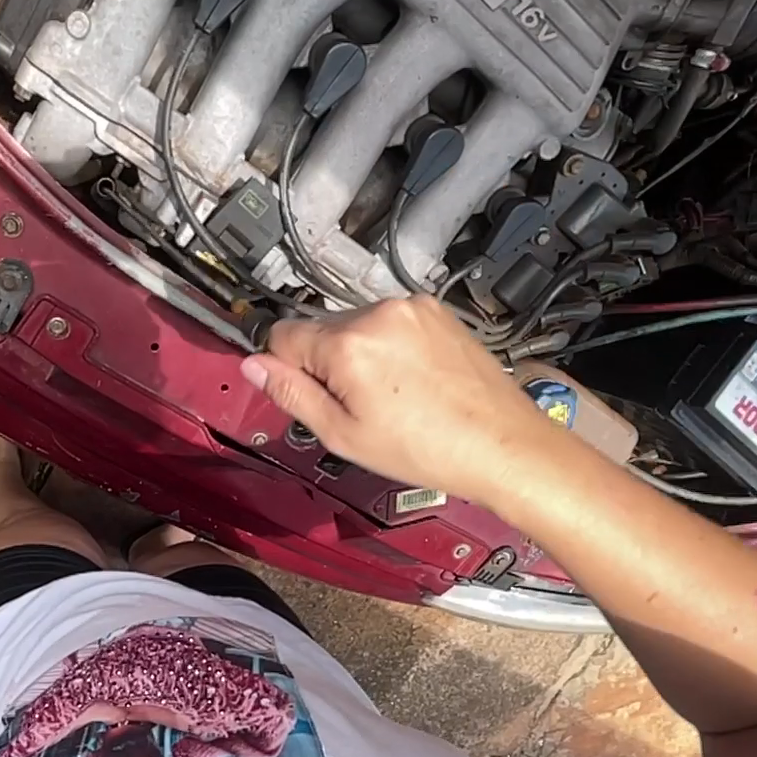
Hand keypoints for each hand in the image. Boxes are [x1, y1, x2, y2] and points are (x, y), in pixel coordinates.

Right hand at [240, 298, 565, 502]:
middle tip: (356, 405)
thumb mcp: (343, 435)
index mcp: (349, 344)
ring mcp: (411, 307)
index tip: (307, 394)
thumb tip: (253, 365)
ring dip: (356, 354)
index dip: (285, 369)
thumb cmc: (428, 448)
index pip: (281, 335)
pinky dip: (386, 347)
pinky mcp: (434, 311)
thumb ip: (291, 394)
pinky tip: (407, 382)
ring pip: (352, 325)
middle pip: (318, 329)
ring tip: (388, 396)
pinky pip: (387, 322)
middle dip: (324, 363)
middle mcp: (379, 312)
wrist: (502, 444)